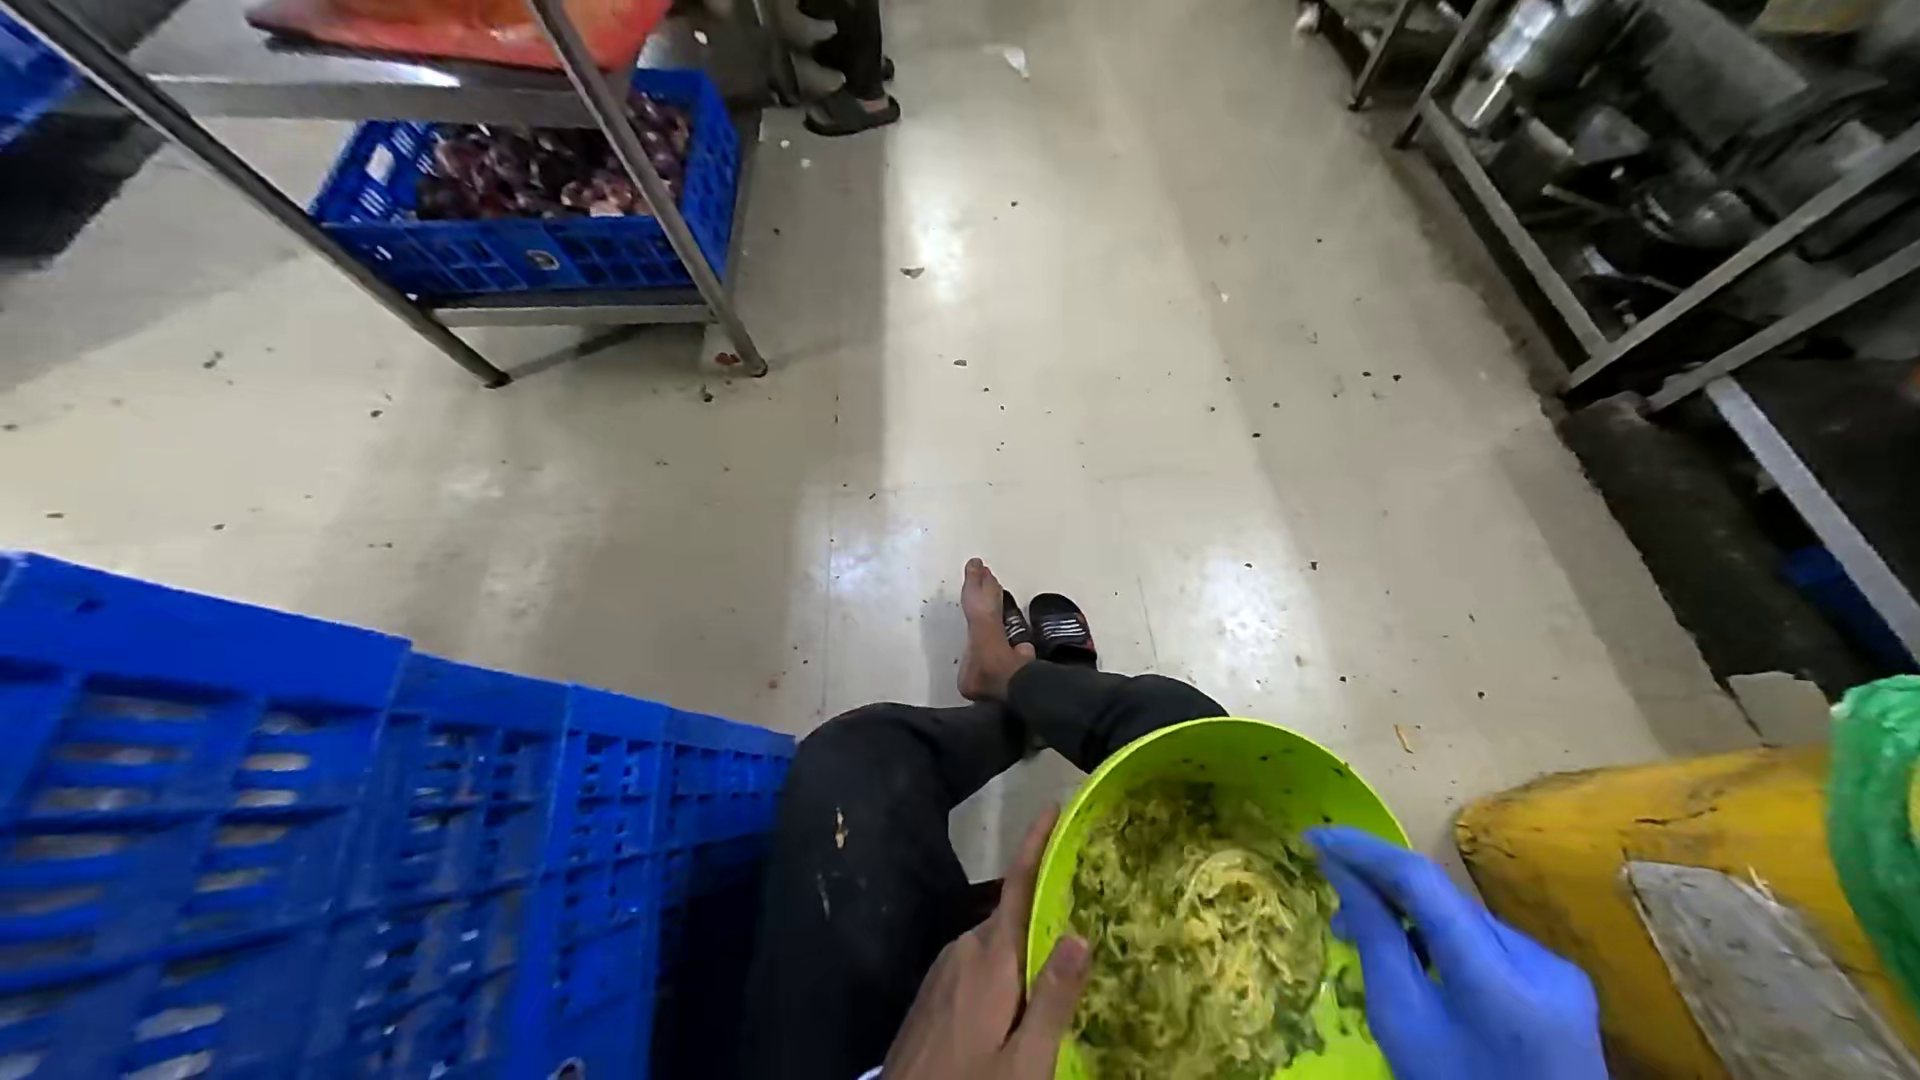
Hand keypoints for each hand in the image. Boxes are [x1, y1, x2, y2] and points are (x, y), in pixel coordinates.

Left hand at [882, 805, 1091, 1079]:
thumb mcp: (1024, 1061)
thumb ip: (1052, 997)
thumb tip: (1082, 934)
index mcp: (991, 955)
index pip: (1018, 884)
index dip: (1035, 842)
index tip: (1051, 805)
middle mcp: (965, 947)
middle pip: (1013, 917)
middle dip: (1044, 916)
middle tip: (1082, 928)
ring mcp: (945, 966)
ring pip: (996, 946)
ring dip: (1023, 954)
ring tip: (1055, 978)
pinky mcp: (935, 987)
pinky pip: (977, 965)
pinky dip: (1001, 973)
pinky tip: (1013, 1008)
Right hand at [1306, 826, 1608, 1079]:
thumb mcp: (1400, 1020)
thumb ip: (1372, 935)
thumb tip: (1336, 865)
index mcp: (1499, 978)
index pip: (1422, 880)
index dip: (1363, 849)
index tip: (1314, 837)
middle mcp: (1538, 959)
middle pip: (1440, 894)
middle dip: (1376, 881)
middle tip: (1327, 891)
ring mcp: (1554, 970)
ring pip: (1455, 911)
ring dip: (1402, 907)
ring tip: (1357, 928)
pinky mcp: (1555, 980)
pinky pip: (1476, 934)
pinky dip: (1432, 930)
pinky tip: (1406, 950)